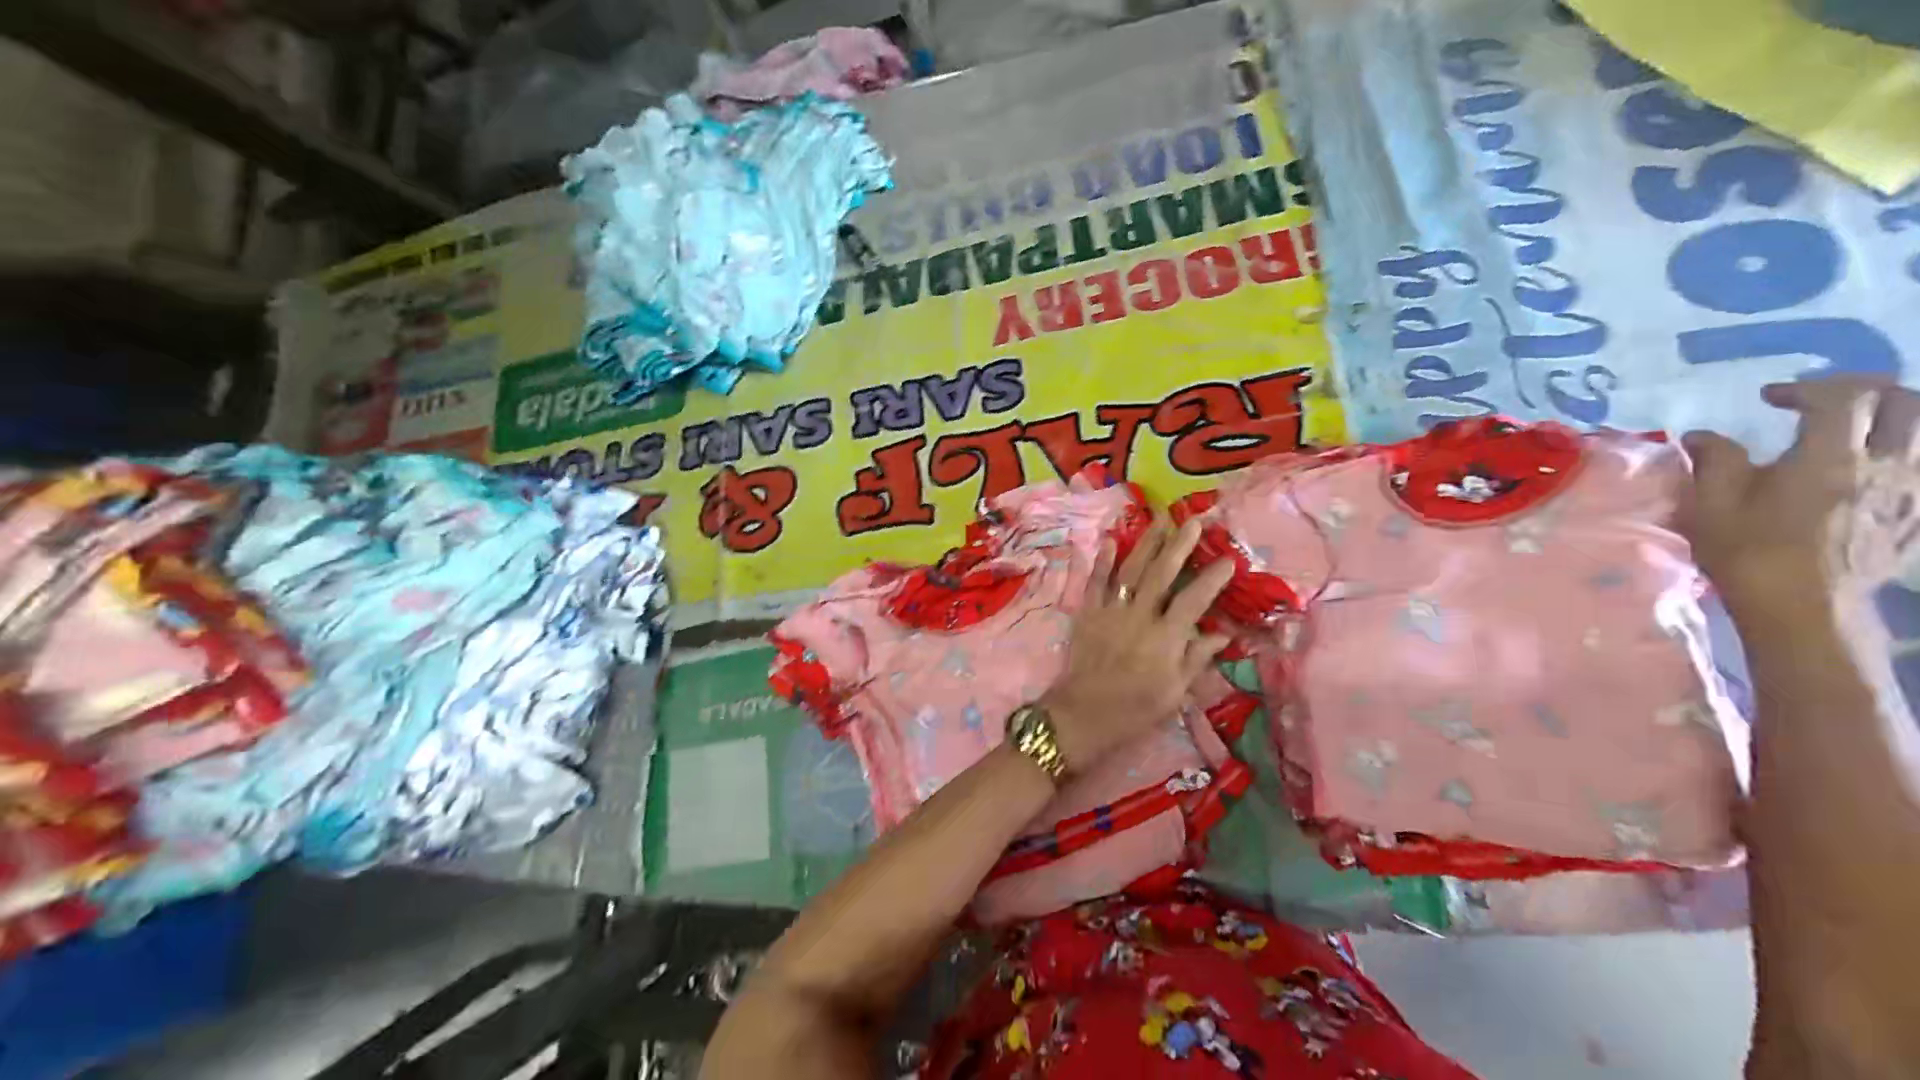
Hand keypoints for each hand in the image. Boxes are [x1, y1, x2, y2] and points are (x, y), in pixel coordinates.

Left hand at [1039, 515, 1235, 771]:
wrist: (1081, 715)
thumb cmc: (1134, 710)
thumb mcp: (1174, 692)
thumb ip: (1196, 659)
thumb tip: (1223, 634)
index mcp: (1165, 638)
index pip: (1194, 600)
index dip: (1212, 579)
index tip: (1228, 559)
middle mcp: (1139, 616)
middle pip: (1161, 574)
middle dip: (1179, 545)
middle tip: (1194, 521)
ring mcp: (1110, 611)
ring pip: (1130, 570)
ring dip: (1146, 543)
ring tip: (1160, 519)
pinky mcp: (1087, 613)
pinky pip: (1095, 581)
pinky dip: (1101, 560)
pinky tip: (1109, 539)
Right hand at [1681, 377, 1919, 614]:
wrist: (1805, 608)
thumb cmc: (1750, 553)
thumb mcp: (1712, 506)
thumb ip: (1714, 461)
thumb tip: (1703, 435)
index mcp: (1830, 458)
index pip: (1841, 397)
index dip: (1806, 387)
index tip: (1771, 398)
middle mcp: (1887, 464)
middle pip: (1905, 401)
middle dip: (1863, 390)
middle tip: (1823, 400)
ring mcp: (1915, 489)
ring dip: (1895, 415)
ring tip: (1858, 425)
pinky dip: (1906, 452)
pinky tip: (1876, 465)